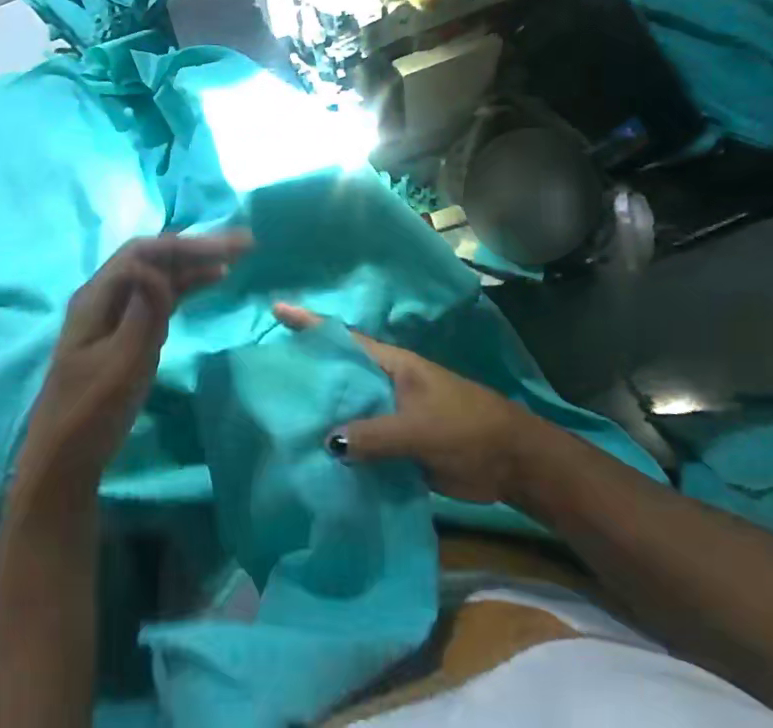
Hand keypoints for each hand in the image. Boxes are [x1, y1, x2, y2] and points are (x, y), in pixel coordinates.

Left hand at [21, 233, 250, 486]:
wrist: (65, 458)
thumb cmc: (91, 414)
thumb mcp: (120, 366)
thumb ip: (142, 316)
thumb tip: (158, 270)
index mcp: (96, 298)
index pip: (144, 254)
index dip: (186, 246)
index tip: (227, 252)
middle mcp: (104, 297)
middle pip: (153, 258)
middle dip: (196, 248)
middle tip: (243, 245)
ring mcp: (115, 314)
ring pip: (158, 276)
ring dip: (194, 264)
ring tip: (235, 259)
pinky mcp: (126, 333)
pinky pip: (159, 297)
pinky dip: (186, 287)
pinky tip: (210, 283)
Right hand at [273, 303, 543, 503]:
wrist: (510, 463)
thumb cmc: (467, 429)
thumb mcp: (419, 428)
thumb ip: (374, 435)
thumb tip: (326, 442)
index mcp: (393, 365)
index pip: (345, 339)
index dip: (311, 324)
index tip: (276, 310)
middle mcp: (387, 385)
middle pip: (339, 374)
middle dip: (306, 373)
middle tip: (262, 376)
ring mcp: (391, 414)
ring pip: (346, 409)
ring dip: (320, 415)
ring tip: (275, 421)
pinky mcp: (396, 444)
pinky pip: (359, 442)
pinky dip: (339, 448)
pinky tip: (311, 459)